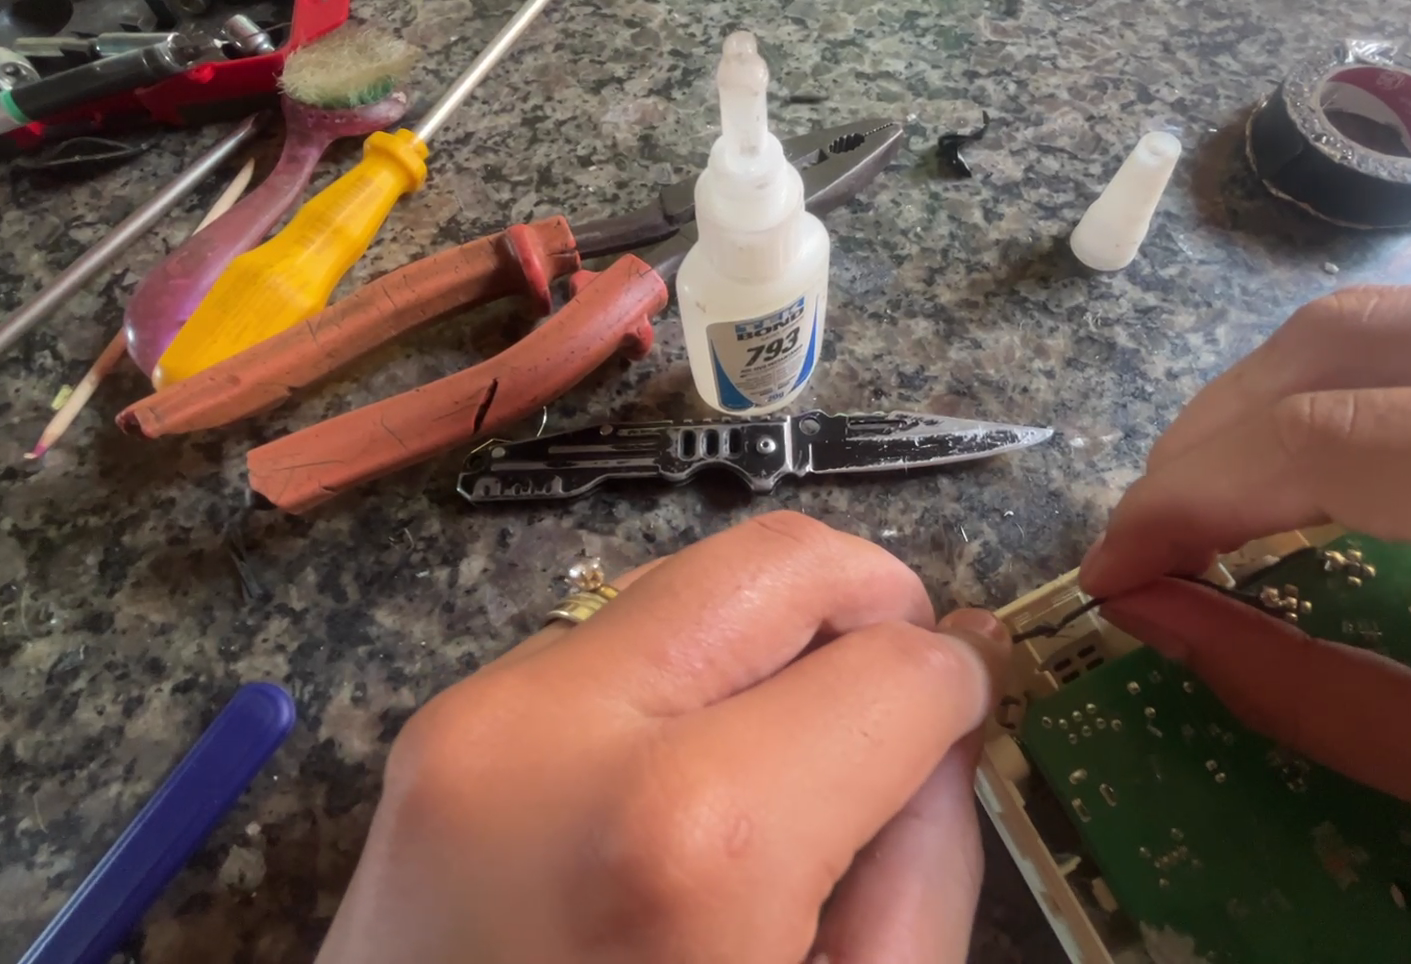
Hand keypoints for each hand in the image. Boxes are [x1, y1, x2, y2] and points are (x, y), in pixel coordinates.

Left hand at [317, 513, 1010, 963]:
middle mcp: (564, 730)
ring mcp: (482, 709)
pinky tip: (689, 749)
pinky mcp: (446, 713)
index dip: (954, 681)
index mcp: (689, 839)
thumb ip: (924, 852)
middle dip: (869, 593)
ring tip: (788, 728)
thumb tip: (947, 694)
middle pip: (775, 559)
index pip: (889, 666)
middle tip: (894, 672)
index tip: (964, 703)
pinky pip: (616, 630)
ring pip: (692, 575)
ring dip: (773, 627)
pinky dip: (689, 661)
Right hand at [1080, 286, 1410, 922]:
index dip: (1191, 499)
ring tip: (1196, 501)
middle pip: (1349, 342)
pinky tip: (1285, 461)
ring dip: (1246, 407)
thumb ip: (1326, 699)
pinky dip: (1315, 390)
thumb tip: (1147, 610)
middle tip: (1145, 540)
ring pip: (1382, 318)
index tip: (1112, 573)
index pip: (1352, 442)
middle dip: (1202, 445)